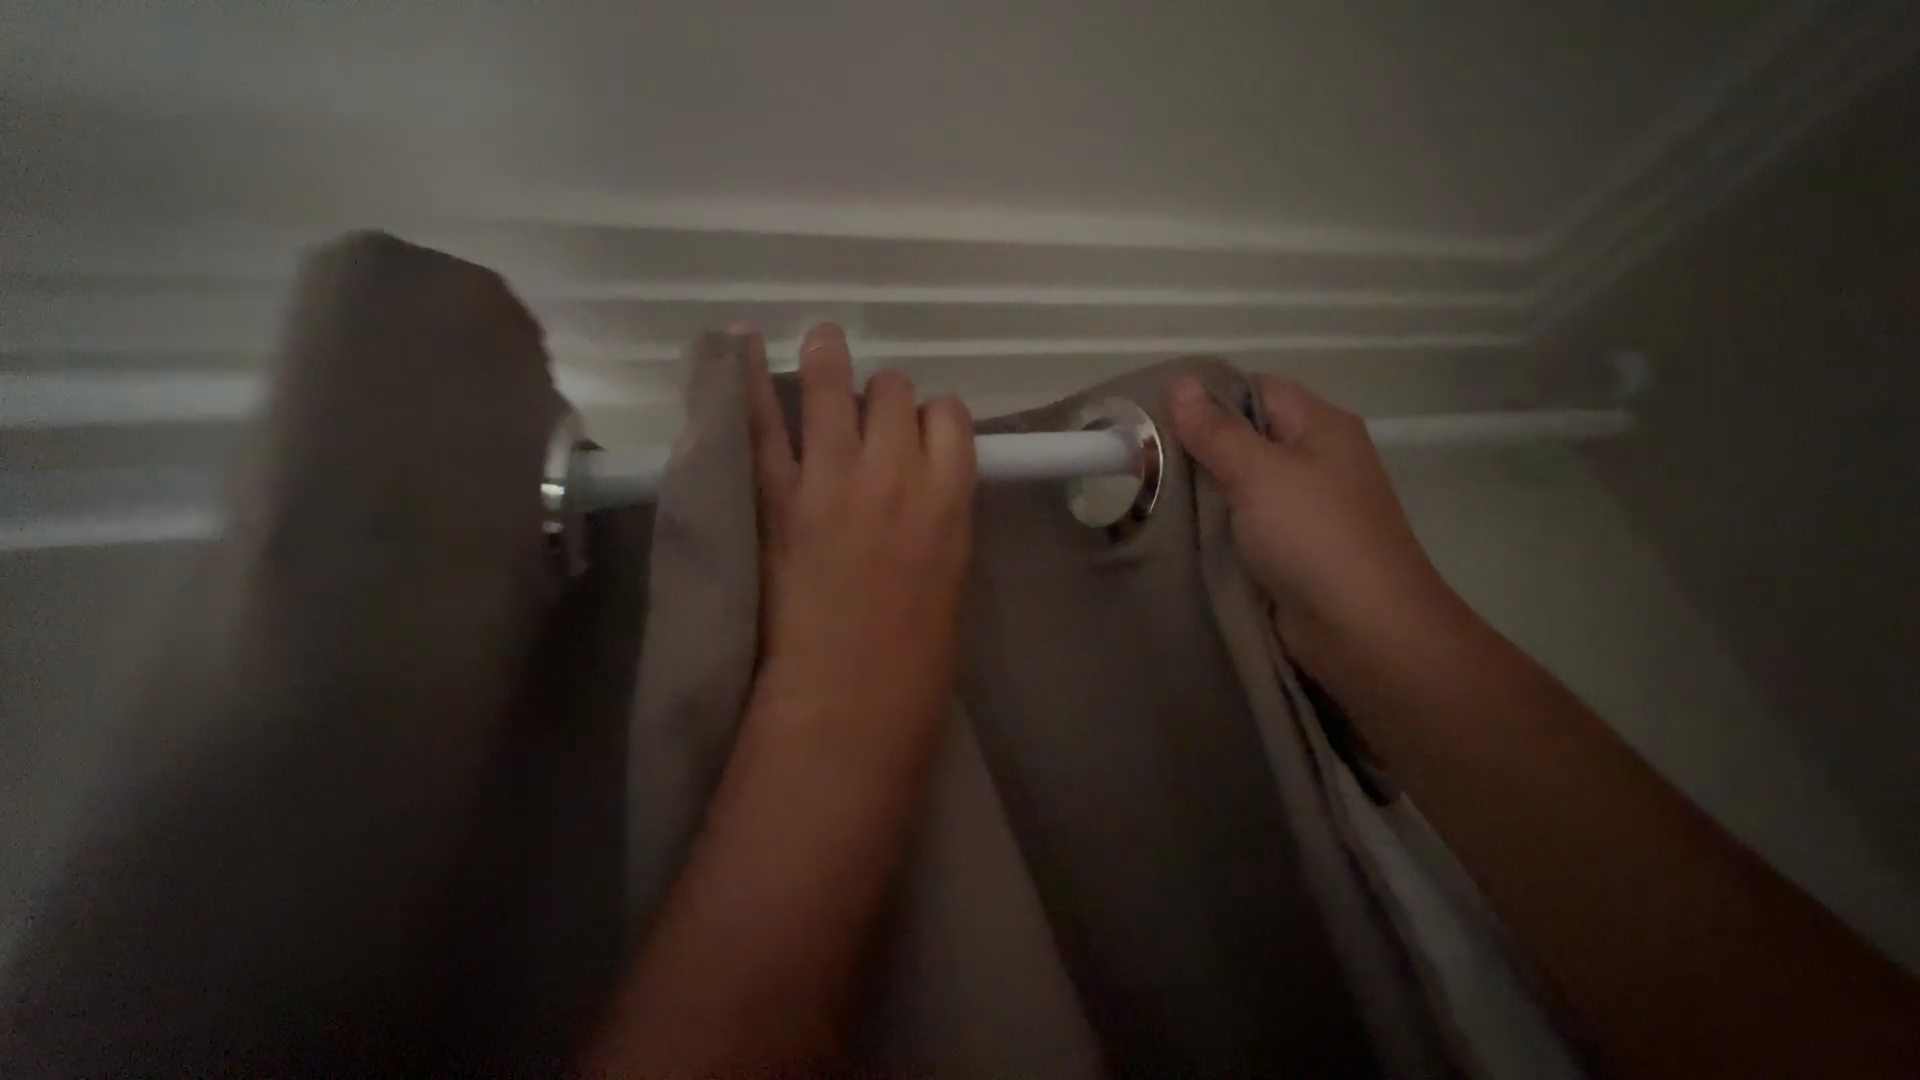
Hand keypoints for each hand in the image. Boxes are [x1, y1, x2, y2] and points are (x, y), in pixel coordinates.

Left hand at [740, 322, 976, 755]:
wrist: (848, 701)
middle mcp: (895, 473)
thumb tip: (921, 498)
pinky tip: (738, 346)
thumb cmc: (914, 661)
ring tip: (820, 342)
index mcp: (950, 500)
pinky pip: (759, 426)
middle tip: (869, 412)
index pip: (950, 417)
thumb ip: (938, 523)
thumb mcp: (949, 580)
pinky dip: (746, 381)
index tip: (920, 429)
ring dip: (827, 358)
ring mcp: (832, 480)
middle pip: (894, 393)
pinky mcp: (776, 499)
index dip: (934, 417)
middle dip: (885, 396)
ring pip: (833, 386)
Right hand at [1167, 374, 1454, 673]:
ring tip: (1146, 493)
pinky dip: (1214, 527)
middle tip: (1140, 458)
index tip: (1154, 416)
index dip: (1206, 398)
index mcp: (1320, 426)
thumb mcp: (1260, 473)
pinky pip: (1243, 525)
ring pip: (1239, 484)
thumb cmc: (1315, 537)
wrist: (1363, 630)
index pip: (1255, 390)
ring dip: (1200, 491)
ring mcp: (1304, 509)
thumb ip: (1215, 430)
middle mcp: (1316, 460)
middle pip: (1245, 437)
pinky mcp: (1290, 550)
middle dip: (1195, 447)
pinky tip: (1177, 532)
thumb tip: (1180, 383)